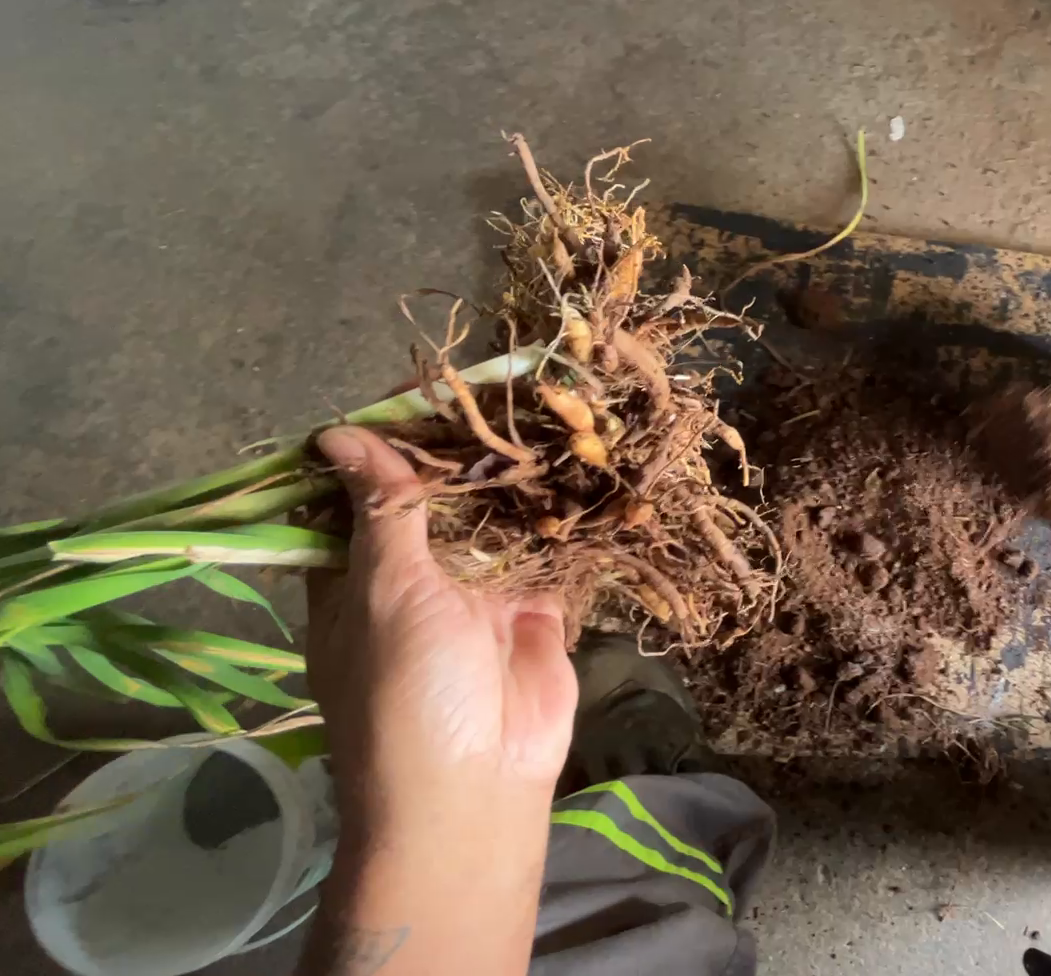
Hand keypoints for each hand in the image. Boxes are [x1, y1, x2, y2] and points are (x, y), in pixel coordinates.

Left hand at [306, 425, 577, 835]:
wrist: (479, 778)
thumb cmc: (409, 686)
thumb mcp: (387, 591)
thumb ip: (382, 513)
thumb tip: (338, 434)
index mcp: (361, 577)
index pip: (368, 498)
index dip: (392, 449)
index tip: (428, 395)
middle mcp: (421, 581)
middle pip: (444, 508)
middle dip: (472, 465)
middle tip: (511, 401)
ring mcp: (483, 596)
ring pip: (502, 529)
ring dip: (525, 491)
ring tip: (556, 425)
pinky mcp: (538, 610)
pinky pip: (551, 559)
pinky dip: (568, 528)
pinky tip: (590, 481)